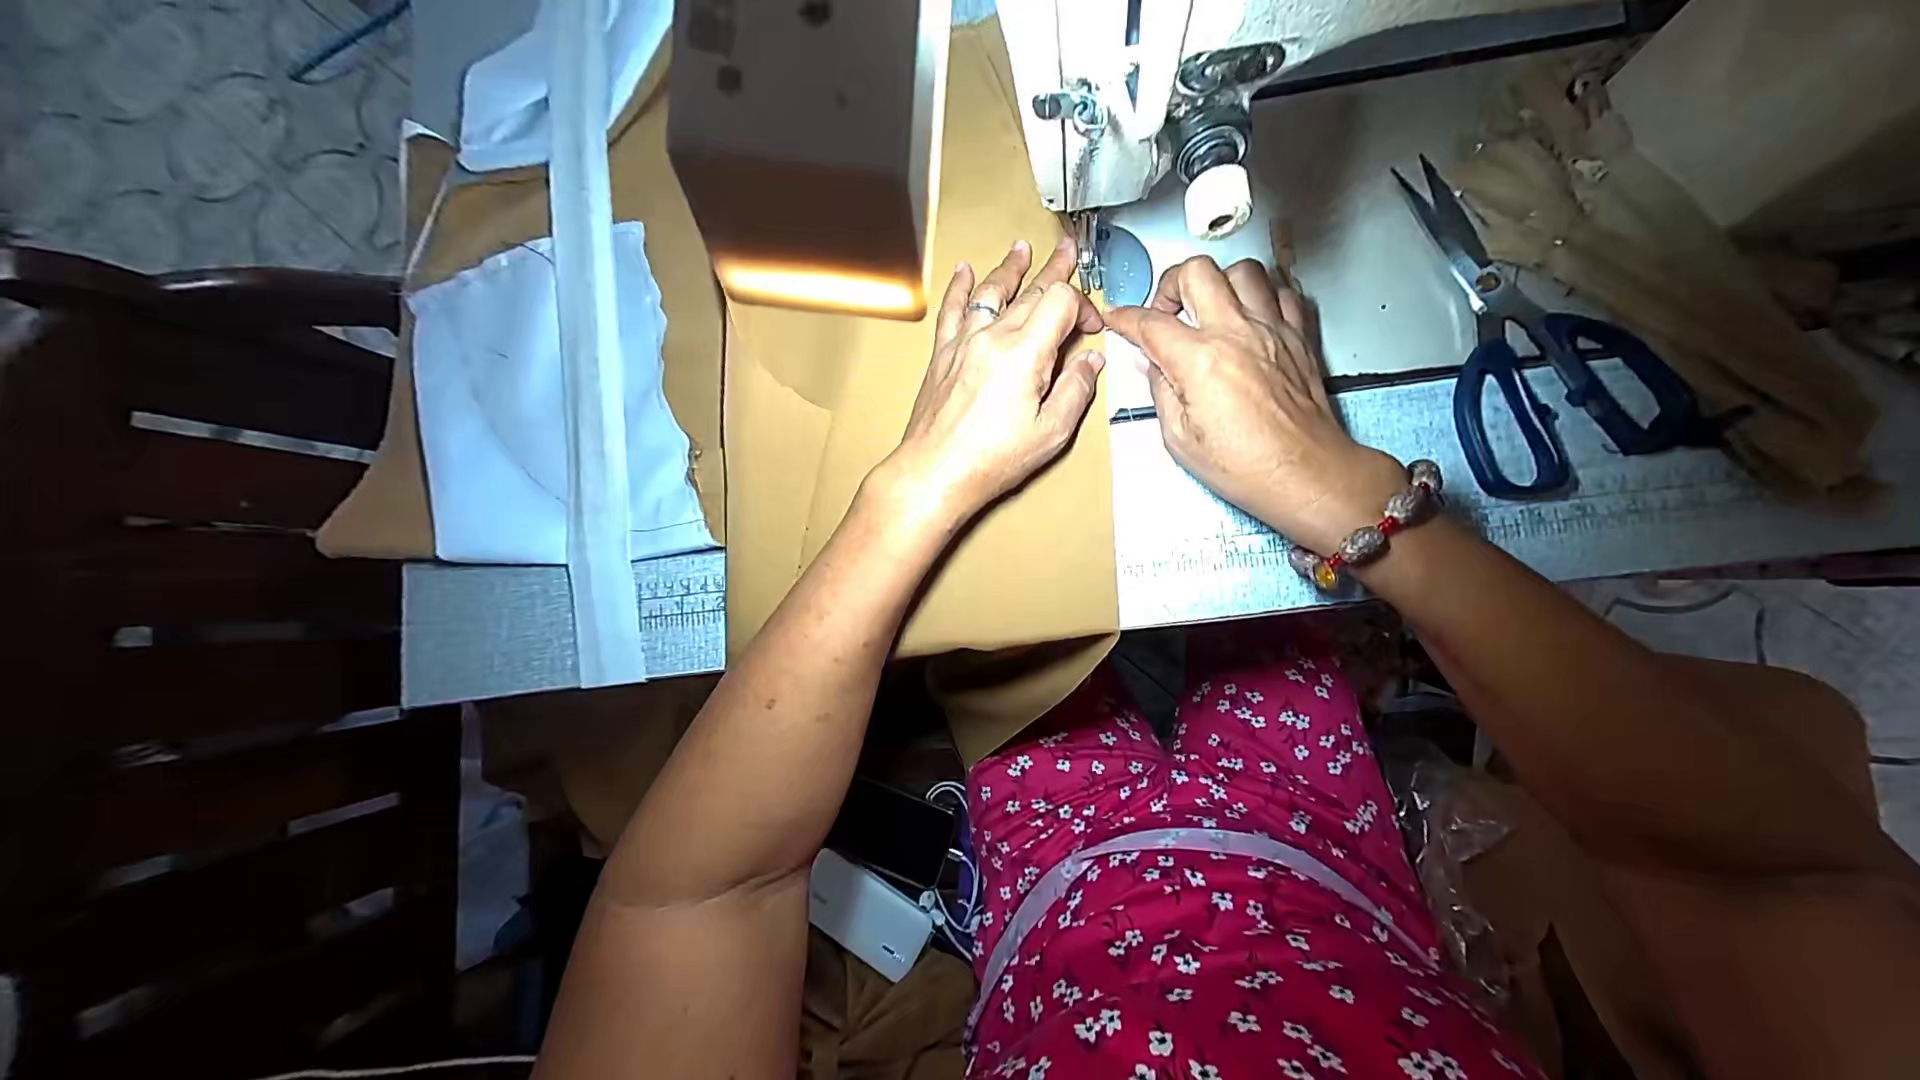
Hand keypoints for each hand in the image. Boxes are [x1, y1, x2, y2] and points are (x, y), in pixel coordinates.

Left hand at [868, 237, 1106, 535]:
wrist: (935, 472)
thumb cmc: (987, 460)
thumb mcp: (1051, 432)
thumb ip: (1076, 390)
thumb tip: (1089, 363)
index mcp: (1024, 354)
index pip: (1061, 302)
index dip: (1083, 307)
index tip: (1091, 326)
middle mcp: (991, 339)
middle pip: (1029, 291)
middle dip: (1054, 271)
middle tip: (1066, 252)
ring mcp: (963, 344)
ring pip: (990, 292)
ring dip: (1010, 268)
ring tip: (1021, 250)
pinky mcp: (943, 356)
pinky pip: (952, 311)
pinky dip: (959, 288)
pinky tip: (963, 273)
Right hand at [1106, 256, 1404, 554]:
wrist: (1303, 474)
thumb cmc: (1245, 466)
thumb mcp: (1179, 438)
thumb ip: (1162, 391)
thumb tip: (1156, 366)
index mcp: (1199, 361)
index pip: (1149, 323)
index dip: (1124, 318)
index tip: (1117, 319)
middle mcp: (1236, 334)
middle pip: (1195, 272)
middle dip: (1169, 285)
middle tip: (1165, 311)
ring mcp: (1271, 329)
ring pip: (1242, 270)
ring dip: (1218, 283)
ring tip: (1208, 309)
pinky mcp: (1298, 336)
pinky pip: (1281, 292)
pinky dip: (1260, 296)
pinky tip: (1248, 318)